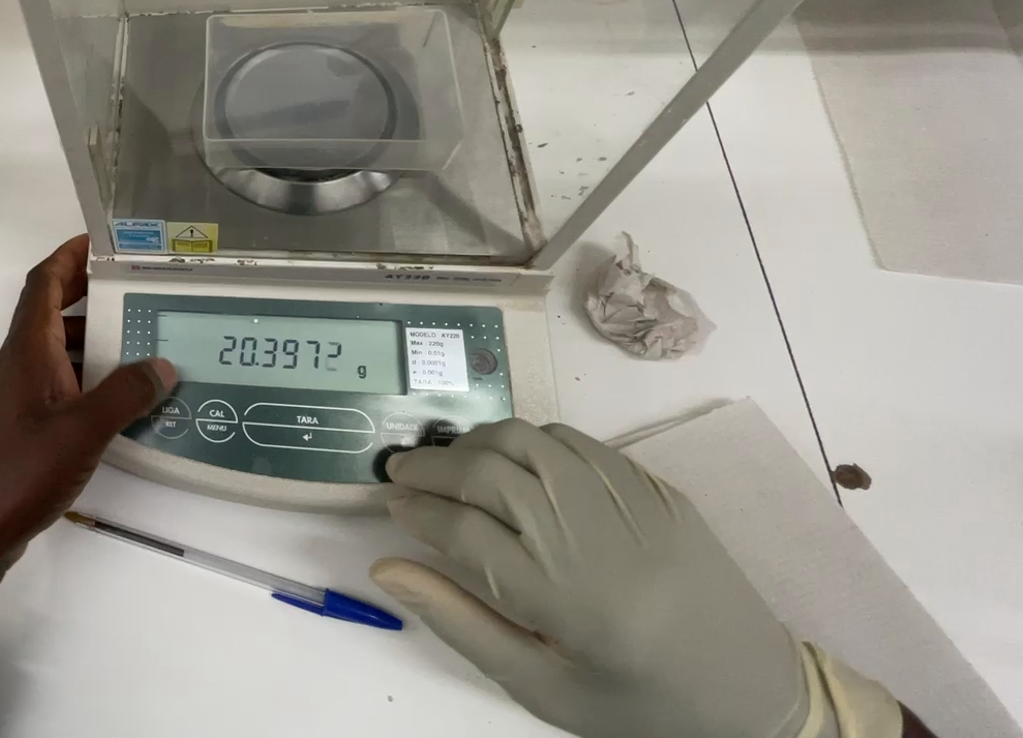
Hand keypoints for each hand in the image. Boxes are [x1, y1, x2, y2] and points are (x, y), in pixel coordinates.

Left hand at [0, 235, 174, 634]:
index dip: (69, 255)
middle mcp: (23, 363)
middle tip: (137, 288)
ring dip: (95, 338)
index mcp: (29, 348)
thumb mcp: (81, 430)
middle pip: (53, 310)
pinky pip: (65, 384)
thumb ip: (124, 394)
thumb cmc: (18, 470)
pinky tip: (124, 397)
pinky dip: (92, 377)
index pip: (44, 282)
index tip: (103, 240)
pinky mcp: (28, 426)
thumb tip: (162, 365)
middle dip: (90, 292)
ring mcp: (23, 396)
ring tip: (143, 338)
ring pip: (61, 349)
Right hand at [370, 420, 905, 737]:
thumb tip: (384, 566)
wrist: (763, 704)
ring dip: (474, 443)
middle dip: (430, 466)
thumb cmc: (635, 706)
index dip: (414, 510)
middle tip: (401, 470)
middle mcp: (595, 541)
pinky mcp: (656, 488)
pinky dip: (527, 441)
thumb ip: (456, 620)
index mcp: (566, 602)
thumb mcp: (538, 686)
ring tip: (451, 461)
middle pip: (487, 473)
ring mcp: (632, 506)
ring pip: (527, 441)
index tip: (390, 505)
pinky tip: (512, 462)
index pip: (462, 531)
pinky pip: (574, 441)